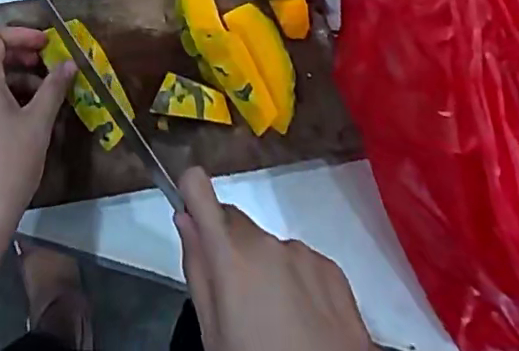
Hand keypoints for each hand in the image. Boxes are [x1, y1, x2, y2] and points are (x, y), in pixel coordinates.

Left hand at [0, 27, 74, 258]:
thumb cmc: (9, 164)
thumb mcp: (38, 124)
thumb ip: (53, 89)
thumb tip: (68, 63)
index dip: (21, 34)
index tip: (47, 43)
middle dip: (17, 50)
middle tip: (45, 60)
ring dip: (17, 74)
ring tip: (48, 89)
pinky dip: (11, 93)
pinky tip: (35, 113)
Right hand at [174, 166, 372, 350]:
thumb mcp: (212, 332)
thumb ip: (196, 268)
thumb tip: (185, 220)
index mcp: (230, 255)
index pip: (198, 187)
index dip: (190, 192)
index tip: (189, 206)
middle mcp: (266, 242)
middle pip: (234, 222)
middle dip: (229, 246)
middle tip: (236, 296)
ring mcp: (302, 253)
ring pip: (268, 245)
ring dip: (265, 268)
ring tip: (276, 317)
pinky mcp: (332, 269)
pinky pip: (300, 261)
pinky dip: (297, 281)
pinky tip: (304, 320)